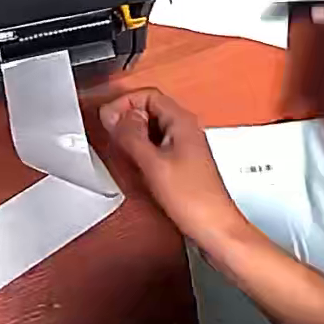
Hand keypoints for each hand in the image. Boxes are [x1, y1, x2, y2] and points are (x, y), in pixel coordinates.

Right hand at [96, 88, 248, 243]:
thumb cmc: (194, 199)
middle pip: (149, 108)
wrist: (215, 229)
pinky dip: (141, 148)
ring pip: (151, 126)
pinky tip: (134, 163)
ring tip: (120, 148)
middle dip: (126, 117)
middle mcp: (185, 129)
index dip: (124, 102)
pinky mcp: (181, 162)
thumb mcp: (153, 164)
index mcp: (181, 121)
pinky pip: (156, 144)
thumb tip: (113, 115)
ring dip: (133, 133)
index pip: (147, 94)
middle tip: (110, 132)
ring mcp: (184, 145)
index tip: (108, 117)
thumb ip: (131, 136)